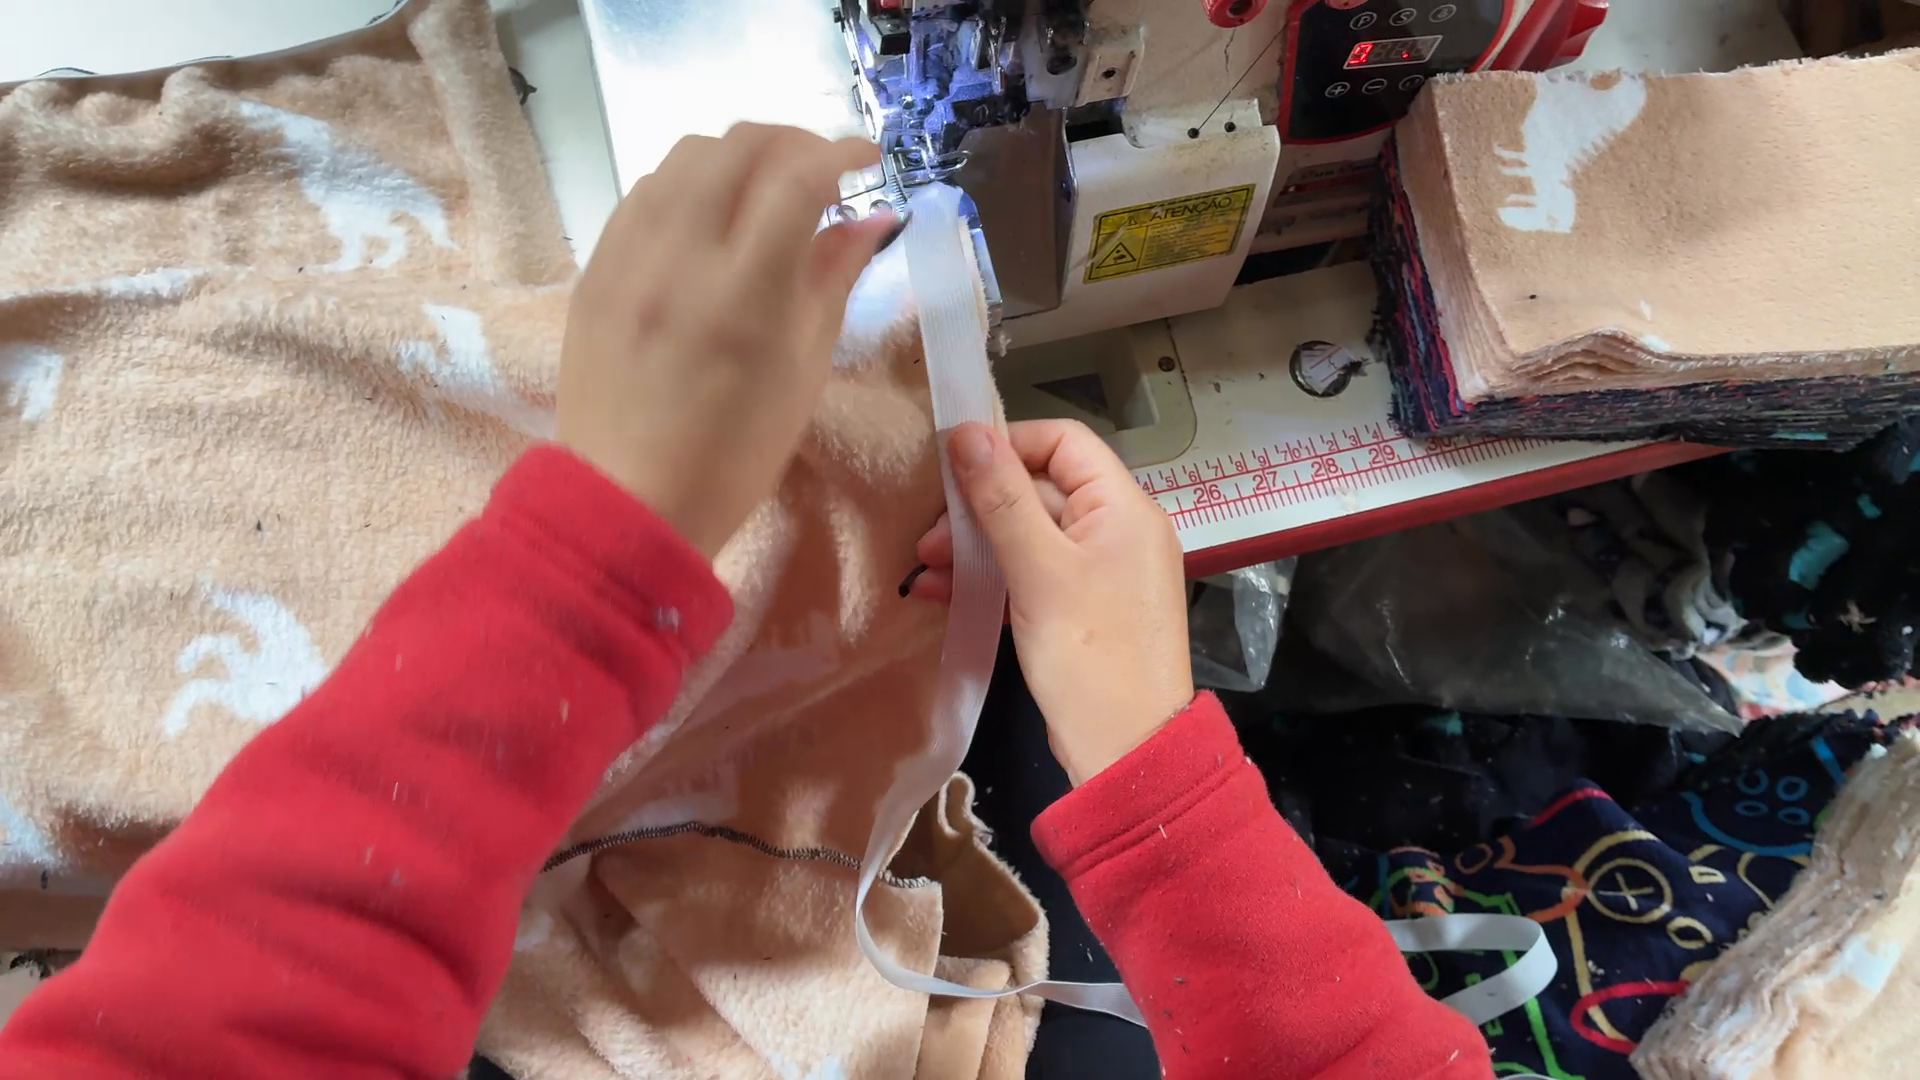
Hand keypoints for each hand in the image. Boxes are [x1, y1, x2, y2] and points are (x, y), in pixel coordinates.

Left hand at [557, 124, 895, 556]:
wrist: (633, 497)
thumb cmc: (738, 453)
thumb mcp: (804, 370)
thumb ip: (835, 280)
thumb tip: (873, 220)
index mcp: (746, 292)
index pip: (799, 177)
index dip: (843, 151)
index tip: (870, 159)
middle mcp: (681, 253)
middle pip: (740, 144)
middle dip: (794, 141)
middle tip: (824, 174)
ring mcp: (629, 253)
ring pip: (687, 155)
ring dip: (741, 156)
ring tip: (768, 194)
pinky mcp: (597, 265)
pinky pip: (647, 191)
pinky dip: (692, 184)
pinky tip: (712, 219)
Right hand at [913, 420, 1193, 784]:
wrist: (1125, 750)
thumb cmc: (1087, 651)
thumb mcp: (1038, 568)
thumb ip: (1001, 497)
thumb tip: (967, 429)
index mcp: (1123, 506)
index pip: (1064, 442)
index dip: (1009, 444)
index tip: (955, 465)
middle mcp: (1117, 529)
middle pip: (1040, 490)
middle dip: (980, 508)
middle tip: (928, 533)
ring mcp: (1098, 570)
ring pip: (1030, 536)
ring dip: (977, 546)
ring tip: (925, 566)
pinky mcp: (1080, 606)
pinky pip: (1033, 574)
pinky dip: (993, 578)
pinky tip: (942, 591)